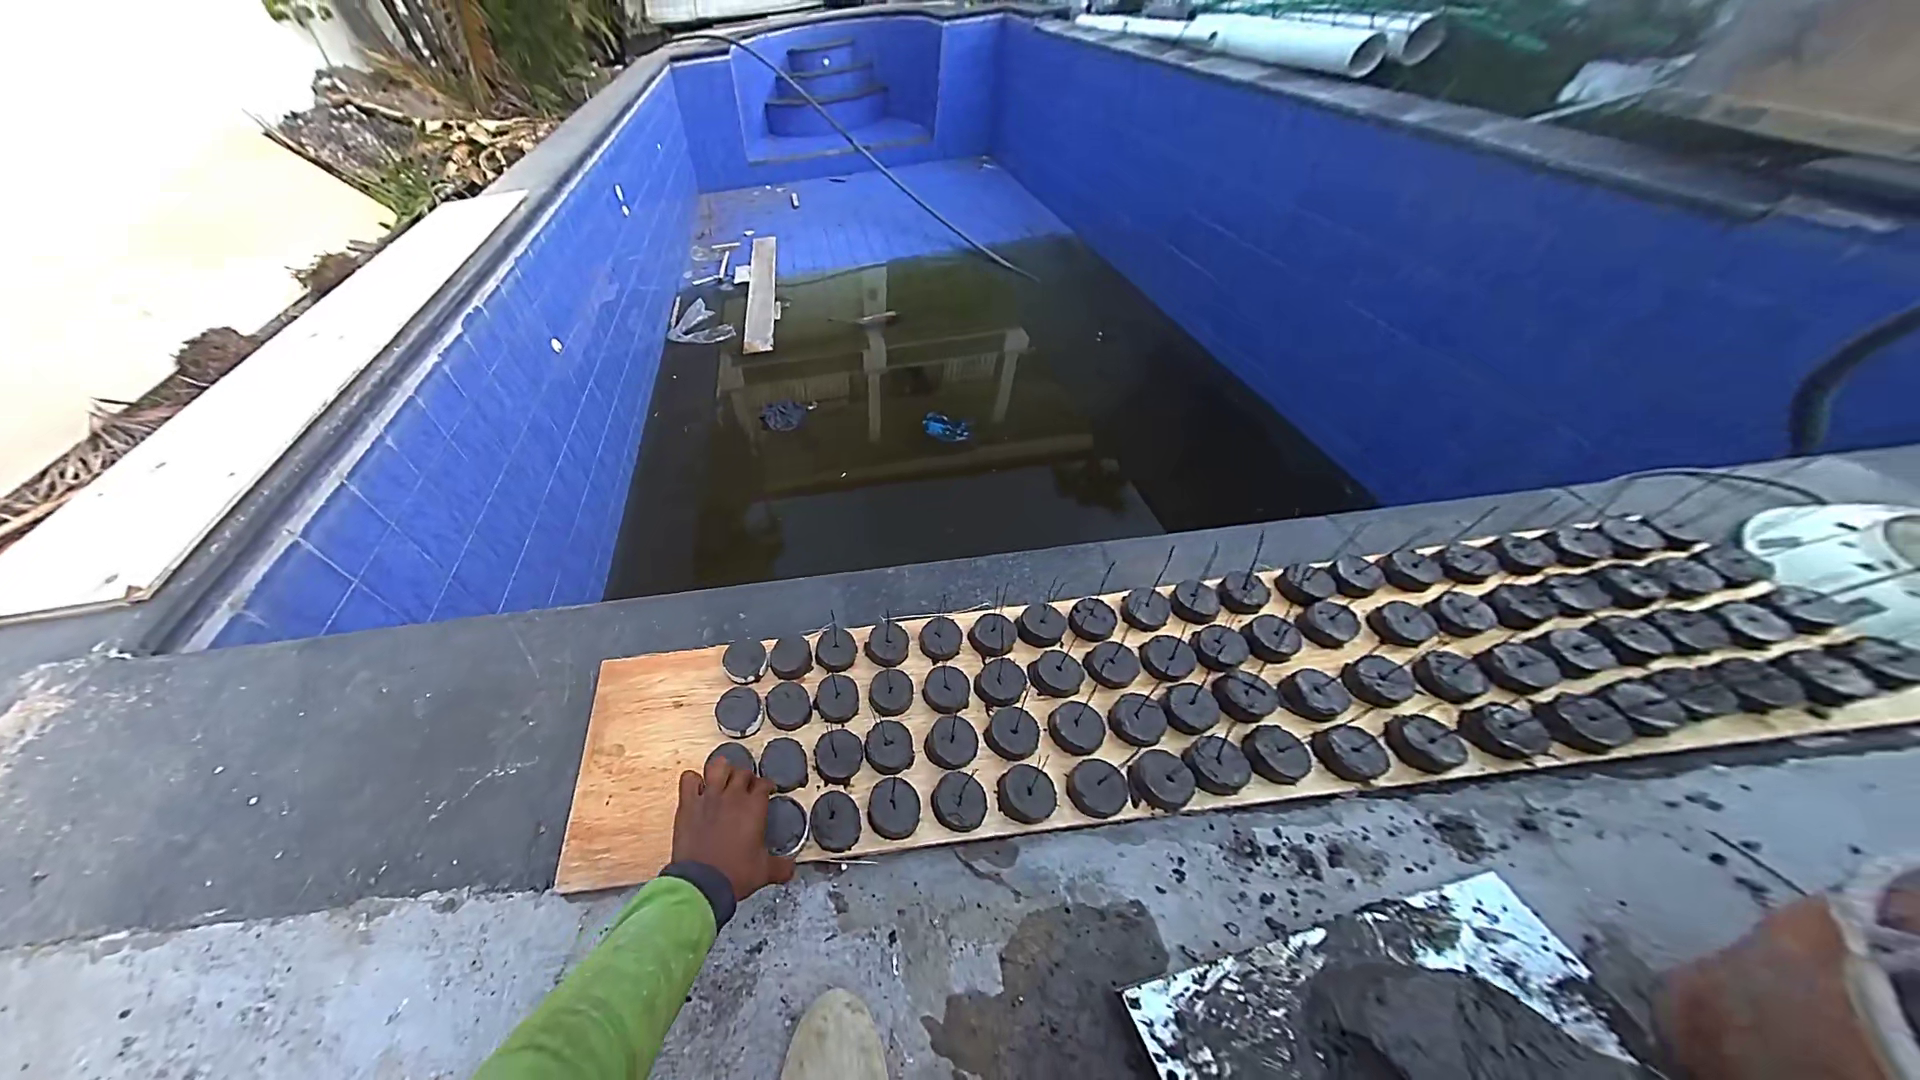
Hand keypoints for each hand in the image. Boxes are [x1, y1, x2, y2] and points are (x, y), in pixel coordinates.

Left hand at [672, 757, 794, 899]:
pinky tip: (697, 789)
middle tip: (745, 787)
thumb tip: (791, 869)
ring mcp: (709, 798)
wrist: (702, 884)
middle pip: (742, 772)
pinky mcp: (688, 805)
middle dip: (745, 777)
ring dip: (721, 770)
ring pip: (718, 767)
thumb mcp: (764, 871)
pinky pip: (688, 780)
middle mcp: (733, 796)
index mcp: (754, 806)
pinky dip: (693, 781)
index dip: (766, 785)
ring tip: (723, 779)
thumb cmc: (735, 874)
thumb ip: (781, 866)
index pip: (764, 783)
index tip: (766, 790)